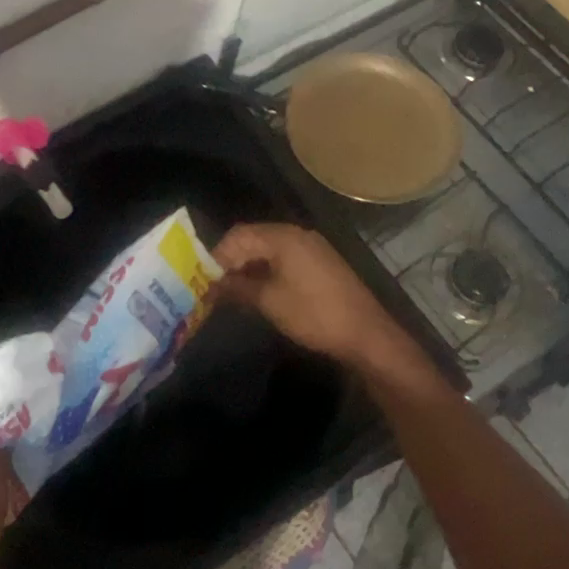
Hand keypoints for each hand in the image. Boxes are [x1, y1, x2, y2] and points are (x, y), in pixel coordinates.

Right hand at [213, 223, 410, 369]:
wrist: (366, 334)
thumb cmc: (313, 314)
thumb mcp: (269, 302)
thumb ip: (237, 289)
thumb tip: (211, 285)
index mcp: (283, 237)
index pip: (238, 235)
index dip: (217, 256)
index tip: (203, 280)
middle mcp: (298, 234)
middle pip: (253, 238)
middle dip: (232, 261)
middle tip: (214, 287)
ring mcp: (312, 248)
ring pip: (269, 250)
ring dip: (249, 267)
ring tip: (232, 292)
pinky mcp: (321, 264)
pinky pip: (285, 259)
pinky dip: (267, 271)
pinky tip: (259, 292)